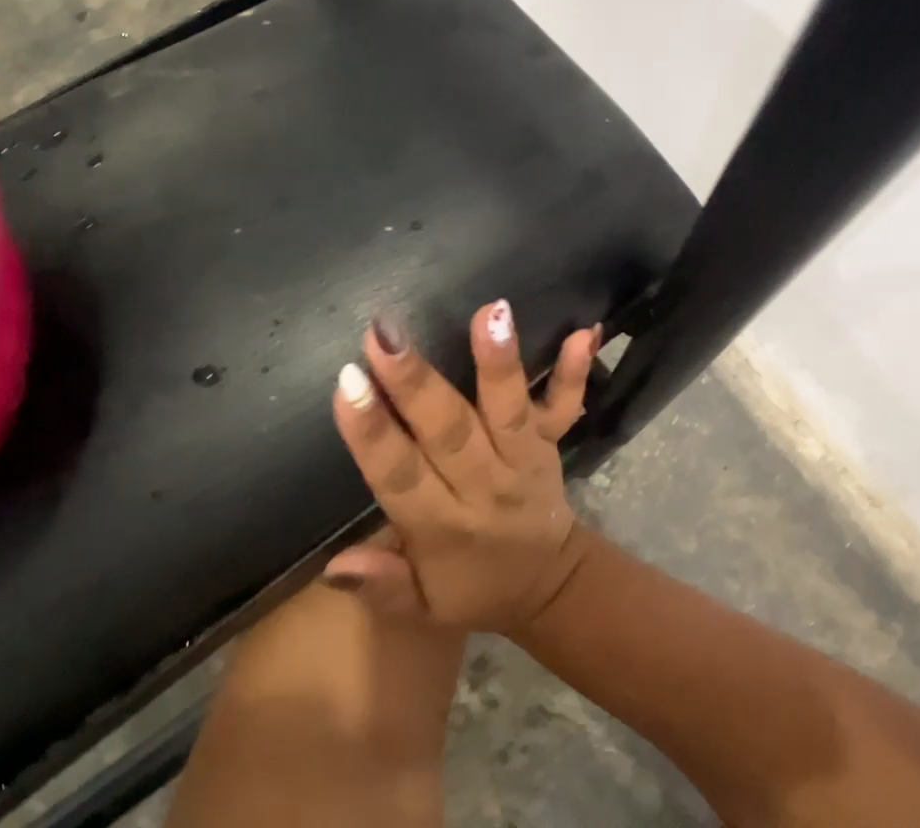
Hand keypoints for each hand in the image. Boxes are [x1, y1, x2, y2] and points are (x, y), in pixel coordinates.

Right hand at [326, 301, 600, 631]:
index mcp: (443, 528)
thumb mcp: (422, 607)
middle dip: (416, 382)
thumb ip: (382, 584)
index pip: (401, 477)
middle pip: (449, 432)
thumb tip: (335, 565)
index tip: (348, 381)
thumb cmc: (472, 588)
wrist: (550, 586)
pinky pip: (566, 408)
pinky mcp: (553, 445)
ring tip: (490, 312)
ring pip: (509, 411)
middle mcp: (485, 487)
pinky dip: (574, 373)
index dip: (372, 433)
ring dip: (499, 363)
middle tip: (386, 332)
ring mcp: (525, 461)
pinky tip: (584, 332)